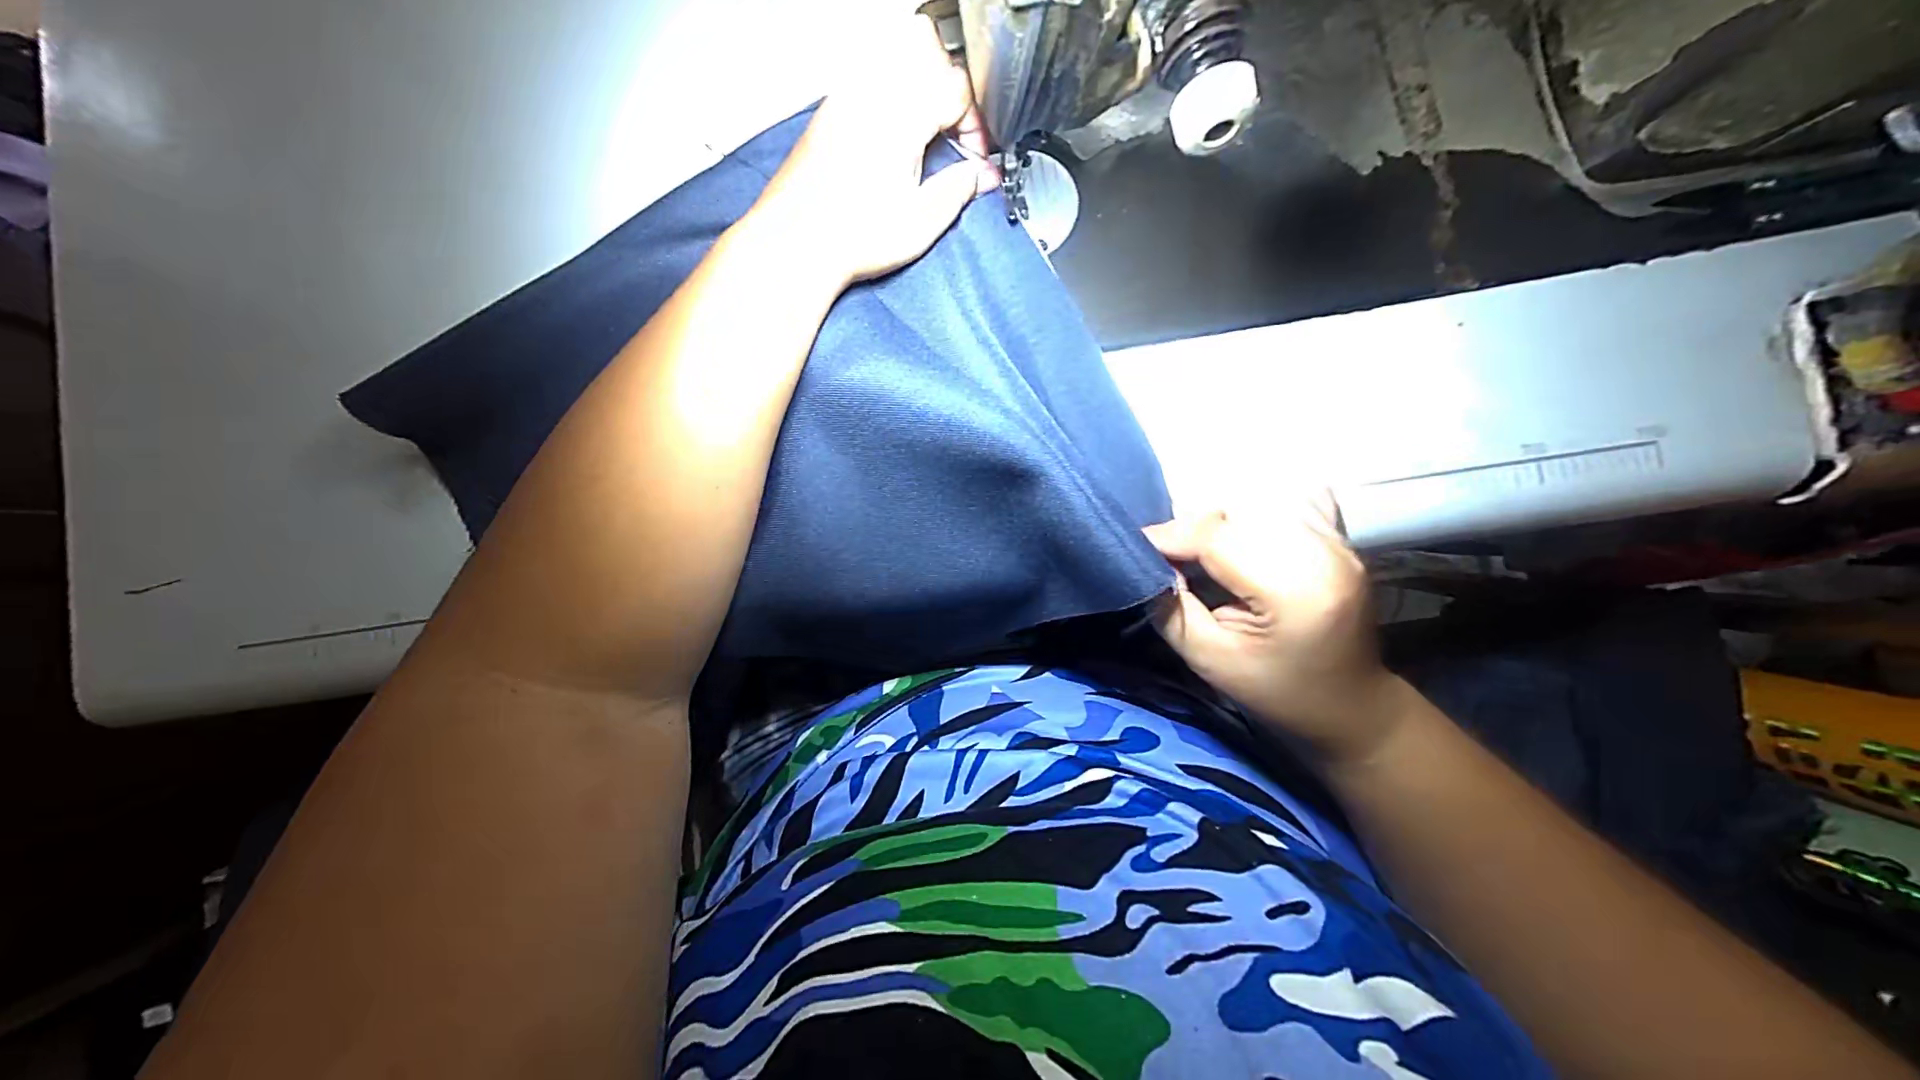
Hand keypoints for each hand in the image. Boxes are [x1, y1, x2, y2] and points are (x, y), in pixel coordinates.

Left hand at [751, 10, 997, 285]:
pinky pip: (869, 79)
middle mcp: (871, 93)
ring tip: (924, 135)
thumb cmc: (846, 237)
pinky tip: (893, 140)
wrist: (794, 245)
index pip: (957, 87)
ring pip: (895, 54)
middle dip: (949, 88)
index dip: (976, 124)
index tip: (974, 157)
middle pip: (927, 50)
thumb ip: (960, 189)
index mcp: (901, 114)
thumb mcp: (922, 221)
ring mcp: (845, 97)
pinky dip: (892, 97)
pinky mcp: (829, 111)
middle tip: (953, 134)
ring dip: (920, 86)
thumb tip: (981, 176)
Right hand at [1147, 494, 1409, 768]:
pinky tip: (1245, 538)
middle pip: (1236, 511)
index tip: (1138, 546)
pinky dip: (1258, 512)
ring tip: (1204, 549)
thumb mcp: (1210, 660)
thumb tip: (1151, 566)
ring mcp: (1337, 542)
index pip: (1216, 536)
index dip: (1169, 536)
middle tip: (1169, 555)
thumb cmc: (1278, 692)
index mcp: (1293, 588)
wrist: (1350, 706)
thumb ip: (1172, 609)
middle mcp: (1322, 552)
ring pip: (1260, 500)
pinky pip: (1291, 501)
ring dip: (1223, 518)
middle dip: (1192, 526)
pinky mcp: (1341, 539)